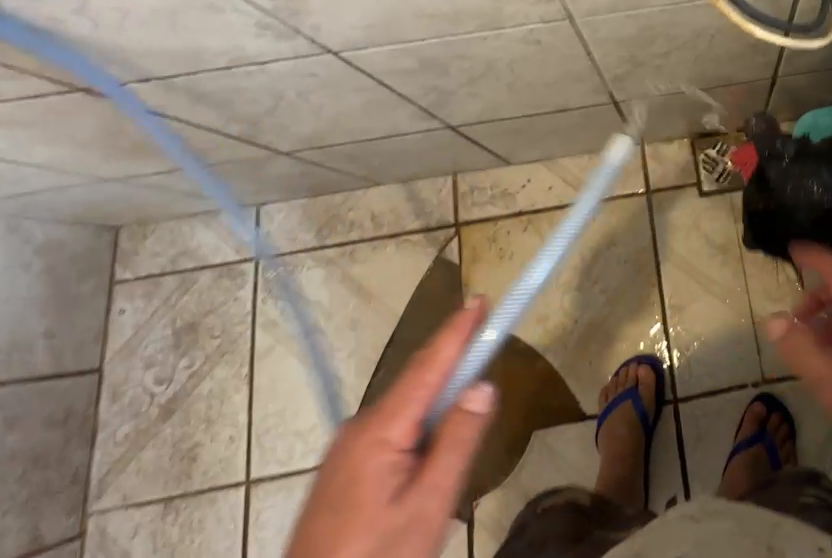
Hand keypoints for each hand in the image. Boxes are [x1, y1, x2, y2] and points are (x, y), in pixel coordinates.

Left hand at [287, 299, 497, 557]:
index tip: (481, 299)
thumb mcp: (428, 506)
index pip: (428, 367)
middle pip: (415, 383)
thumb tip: (482, 386)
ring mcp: (346, 450)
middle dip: (452, 358)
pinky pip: (391, 430)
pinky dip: (420, 421)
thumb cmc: (377, 556)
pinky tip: (436, 439)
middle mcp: (358, 428)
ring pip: (404, 410)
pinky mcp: (343, 472)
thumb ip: (457, 443)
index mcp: (380, 430)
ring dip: (438, 395)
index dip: (457, 332)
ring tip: (471, 393)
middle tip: (487, 337)